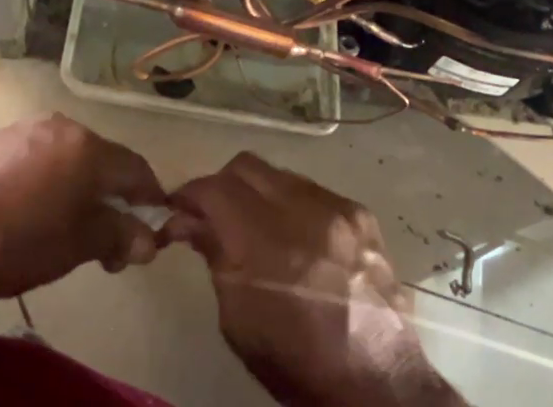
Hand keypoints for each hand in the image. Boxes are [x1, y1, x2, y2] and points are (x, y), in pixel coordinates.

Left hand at [0, 114, 166, 299]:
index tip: (150, 236)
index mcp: (87, 147)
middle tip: (107, 245)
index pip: (137, 170)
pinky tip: (29, 215)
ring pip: (68, 160)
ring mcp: (23, 130)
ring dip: (77, 192)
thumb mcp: (75, 246)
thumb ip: (117, 235)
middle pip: (102, 161)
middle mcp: (60, 127)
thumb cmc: (14, 239)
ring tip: (66, 234)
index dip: (150, 202)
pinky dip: (46, 184)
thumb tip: (147, 239)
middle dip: (112, 200)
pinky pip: (37, 160)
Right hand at [164, 153, 463, 406]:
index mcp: (266, 243)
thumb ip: (213, 257)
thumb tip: (188, 221)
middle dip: (221, 185)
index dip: (188, 195)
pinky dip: (293, 204)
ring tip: (255, 225)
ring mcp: (337, 209)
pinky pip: (313, 191)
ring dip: (258, 191)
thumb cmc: (294, 361)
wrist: (375, 385)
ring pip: (280, 174)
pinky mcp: (362, 215)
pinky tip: (295, 235)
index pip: (213, 189)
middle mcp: (303, 212)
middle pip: (246, 167)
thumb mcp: (236, 319)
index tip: (177, 210)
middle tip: (213, 215)